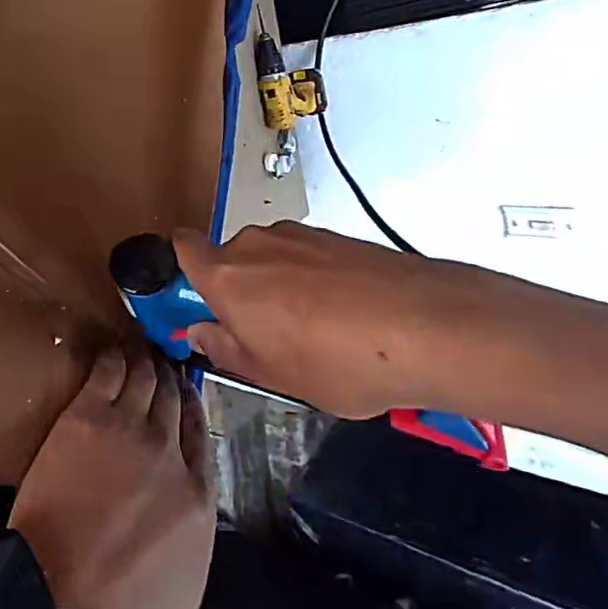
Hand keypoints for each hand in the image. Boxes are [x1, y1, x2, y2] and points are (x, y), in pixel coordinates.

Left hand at [8, 349, 215, 608]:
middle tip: (159, 359)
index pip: (198, 428)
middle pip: (172, 397)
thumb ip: (193, 517)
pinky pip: (107, 371)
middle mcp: (167, 451)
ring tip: (138, 347)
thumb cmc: (120, 598)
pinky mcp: (88, 416)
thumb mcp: (184, 568)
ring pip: (144, 377)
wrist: (60, 593)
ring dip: (142, 359)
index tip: (183, 388)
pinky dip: (113, 356)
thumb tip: (189, 494)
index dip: (190, 401)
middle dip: (167, 375)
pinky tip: (111, 350)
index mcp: (196, 490)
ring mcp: (128, 429)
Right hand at [175, 221, 498, 417]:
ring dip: (278, 285)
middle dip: (238, 289)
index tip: (195, 300)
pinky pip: (306, 256)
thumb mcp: (272, 374)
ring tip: (316, 330)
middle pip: (229, 258)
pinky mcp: (334, 236)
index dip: (182, 270)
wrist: (424, 325)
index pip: (182, 247)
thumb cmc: (337, 359)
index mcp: (226, 276)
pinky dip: (313, 279)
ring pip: (270, 257)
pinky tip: (345, 315)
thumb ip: (226, 348)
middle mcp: (255, 244)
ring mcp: (298, 235)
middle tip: (264, 333)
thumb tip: (201, 331)